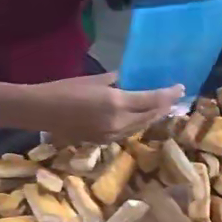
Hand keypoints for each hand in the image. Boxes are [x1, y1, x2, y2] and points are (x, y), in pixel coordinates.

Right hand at [28, 72, 182, 142]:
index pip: (151, 100)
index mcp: (117, 103)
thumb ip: (113, 80)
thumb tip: (125, 79)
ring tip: (162, 110)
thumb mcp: (93, 80)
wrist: (41, 111)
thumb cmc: (64, 90)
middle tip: (174, 99)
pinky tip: (140, 120)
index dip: (167, 94)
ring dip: (152, 118)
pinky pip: (126, 133)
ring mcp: (110, 135)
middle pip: (149, 116)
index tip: (180, 88)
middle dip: (163, 107)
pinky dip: (136, 125)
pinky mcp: (101, 142)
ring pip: (139, 127)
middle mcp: (118, 122)